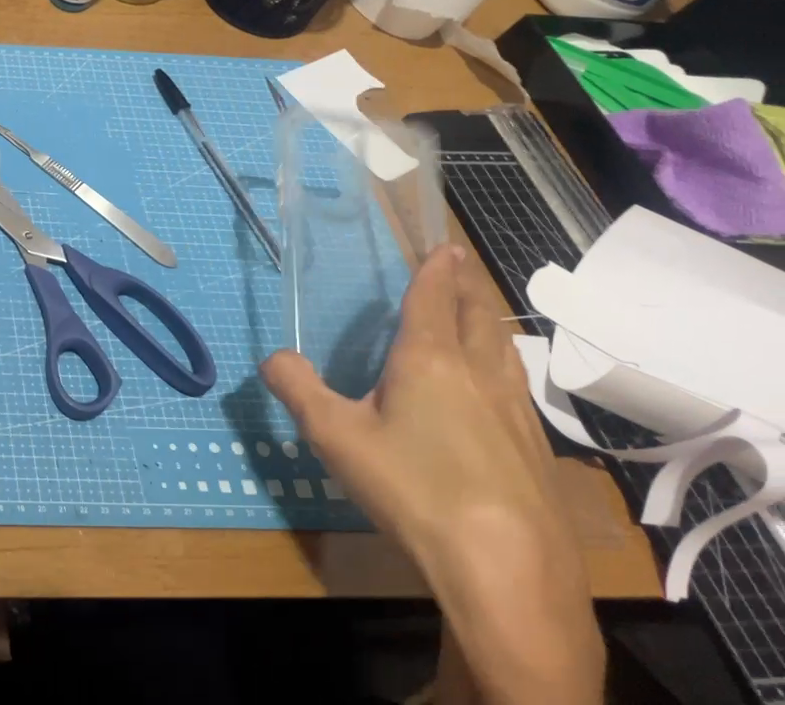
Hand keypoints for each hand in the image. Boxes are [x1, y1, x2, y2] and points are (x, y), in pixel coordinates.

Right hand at [261, 246, 603, 704]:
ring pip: (504, 348)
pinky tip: (493, 386)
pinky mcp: (533, 446)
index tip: (441, 243)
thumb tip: (274, 356)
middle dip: (467, 284)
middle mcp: (479, 373)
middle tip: (459, 264)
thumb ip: (298, 389)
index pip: (434, 299)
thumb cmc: (412, 486)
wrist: (505, 564)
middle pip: (479, 314)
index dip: (435, 269)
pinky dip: (500, 361)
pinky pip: (514, 383)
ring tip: (478, 313)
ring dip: (488, 320)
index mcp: (430, 360)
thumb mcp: (334, 436)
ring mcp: (515, 411)